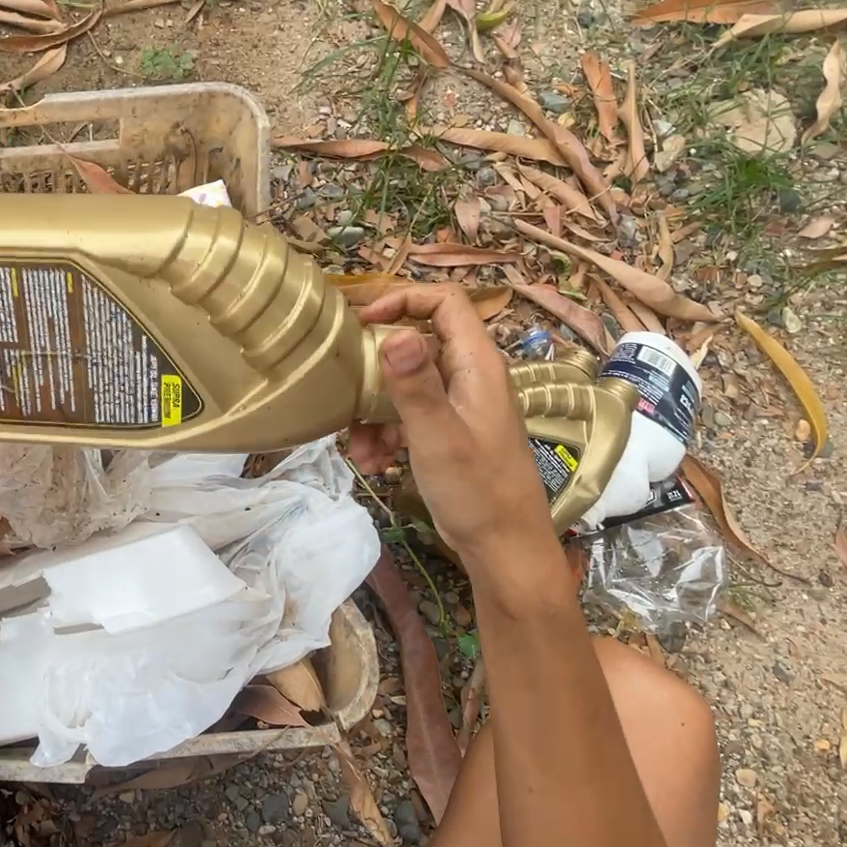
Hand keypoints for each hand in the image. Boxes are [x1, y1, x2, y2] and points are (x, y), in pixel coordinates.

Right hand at [348, 286, 553, 562]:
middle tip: (343, 386)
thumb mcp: (438, 437)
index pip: (445, 303)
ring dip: (373, 411)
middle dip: (375, 369)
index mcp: (476, 366)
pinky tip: (372, 463)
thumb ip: (415, 385)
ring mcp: (458, 405)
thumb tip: (392, 334)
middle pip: (415, 344)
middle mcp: (469, 377)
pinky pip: (407, 416)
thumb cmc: (476, 490)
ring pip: (404, 385)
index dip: (402, 300)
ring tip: (358, 448)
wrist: (503, 546)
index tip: (361, 321)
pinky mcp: (447, 432)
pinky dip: (385, 434)